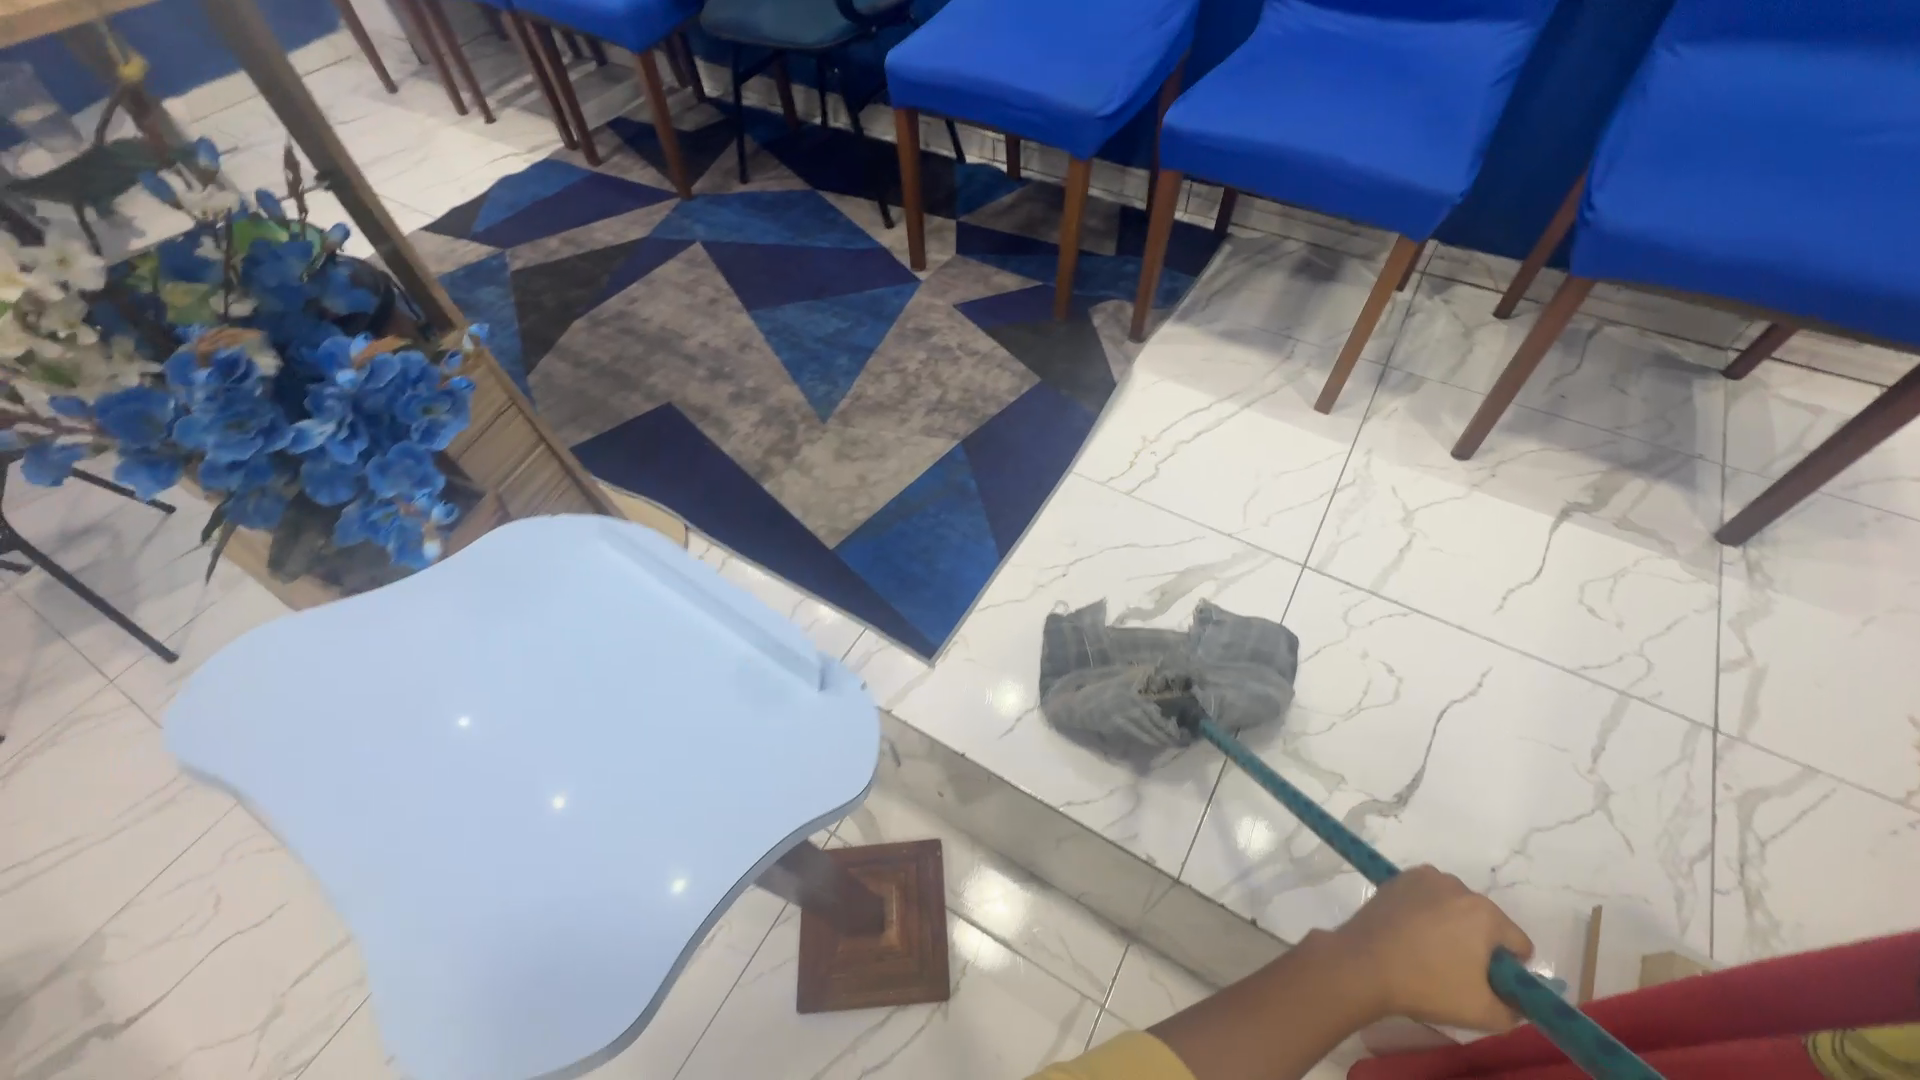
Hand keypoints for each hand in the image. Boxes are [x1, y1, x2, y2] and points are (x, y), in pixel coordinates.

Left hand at [1330, 865, 1533, 1032]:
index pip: (1518, 943)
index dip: (1511, 969)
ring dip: (1452, 925)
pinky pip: (1427, 897)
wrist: (1363, 964)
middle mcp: (1456, 886)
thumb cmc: (1427, 985)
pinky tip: (1411, 933)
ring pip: (1455, 906)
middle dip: (1480, 945)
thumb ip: (1514, 1010)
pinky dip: (1426, 911)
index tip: (1489, 984)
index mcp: (1484, 913)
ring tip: (1430, 951)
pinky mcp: (1396, 879)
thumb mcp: (1484, 1013)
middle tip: (1457, 970)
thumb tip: (1515, 1001)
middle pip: (1485, 921)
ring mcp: (1423, 877)